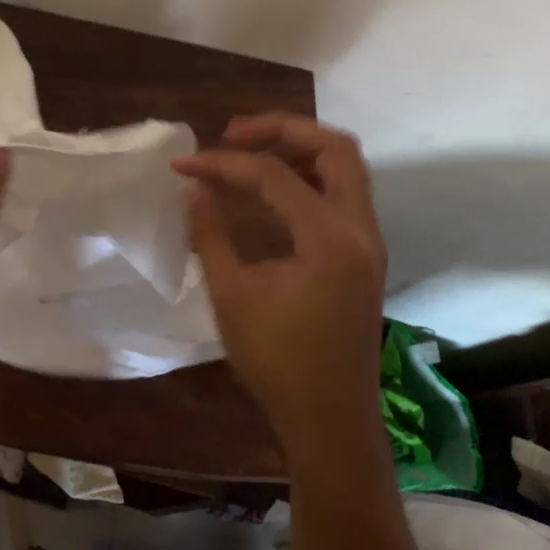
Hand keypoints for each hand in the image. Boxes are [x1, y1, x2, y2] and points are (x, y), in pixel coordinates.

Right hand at [174, 113, 385, 437]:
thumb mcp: (231, 293)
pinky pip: (341, 194)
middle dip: (281, 130)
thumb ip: (210, 232)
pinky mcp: (360, 256)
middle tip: (232, 136)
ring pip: (344, 168)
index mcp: (331, 239)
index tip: (182, 164)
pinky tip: (267, 191)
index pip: (275, 175)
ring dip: (297, 150)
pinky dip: (306, 177)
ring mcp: (367, 244)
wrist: (329, 419)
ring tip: (247, 155)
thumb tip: (193, 186)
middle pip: (334, 149)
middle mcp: (360, 231)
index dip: (224, 162)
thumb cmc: (277, 360)